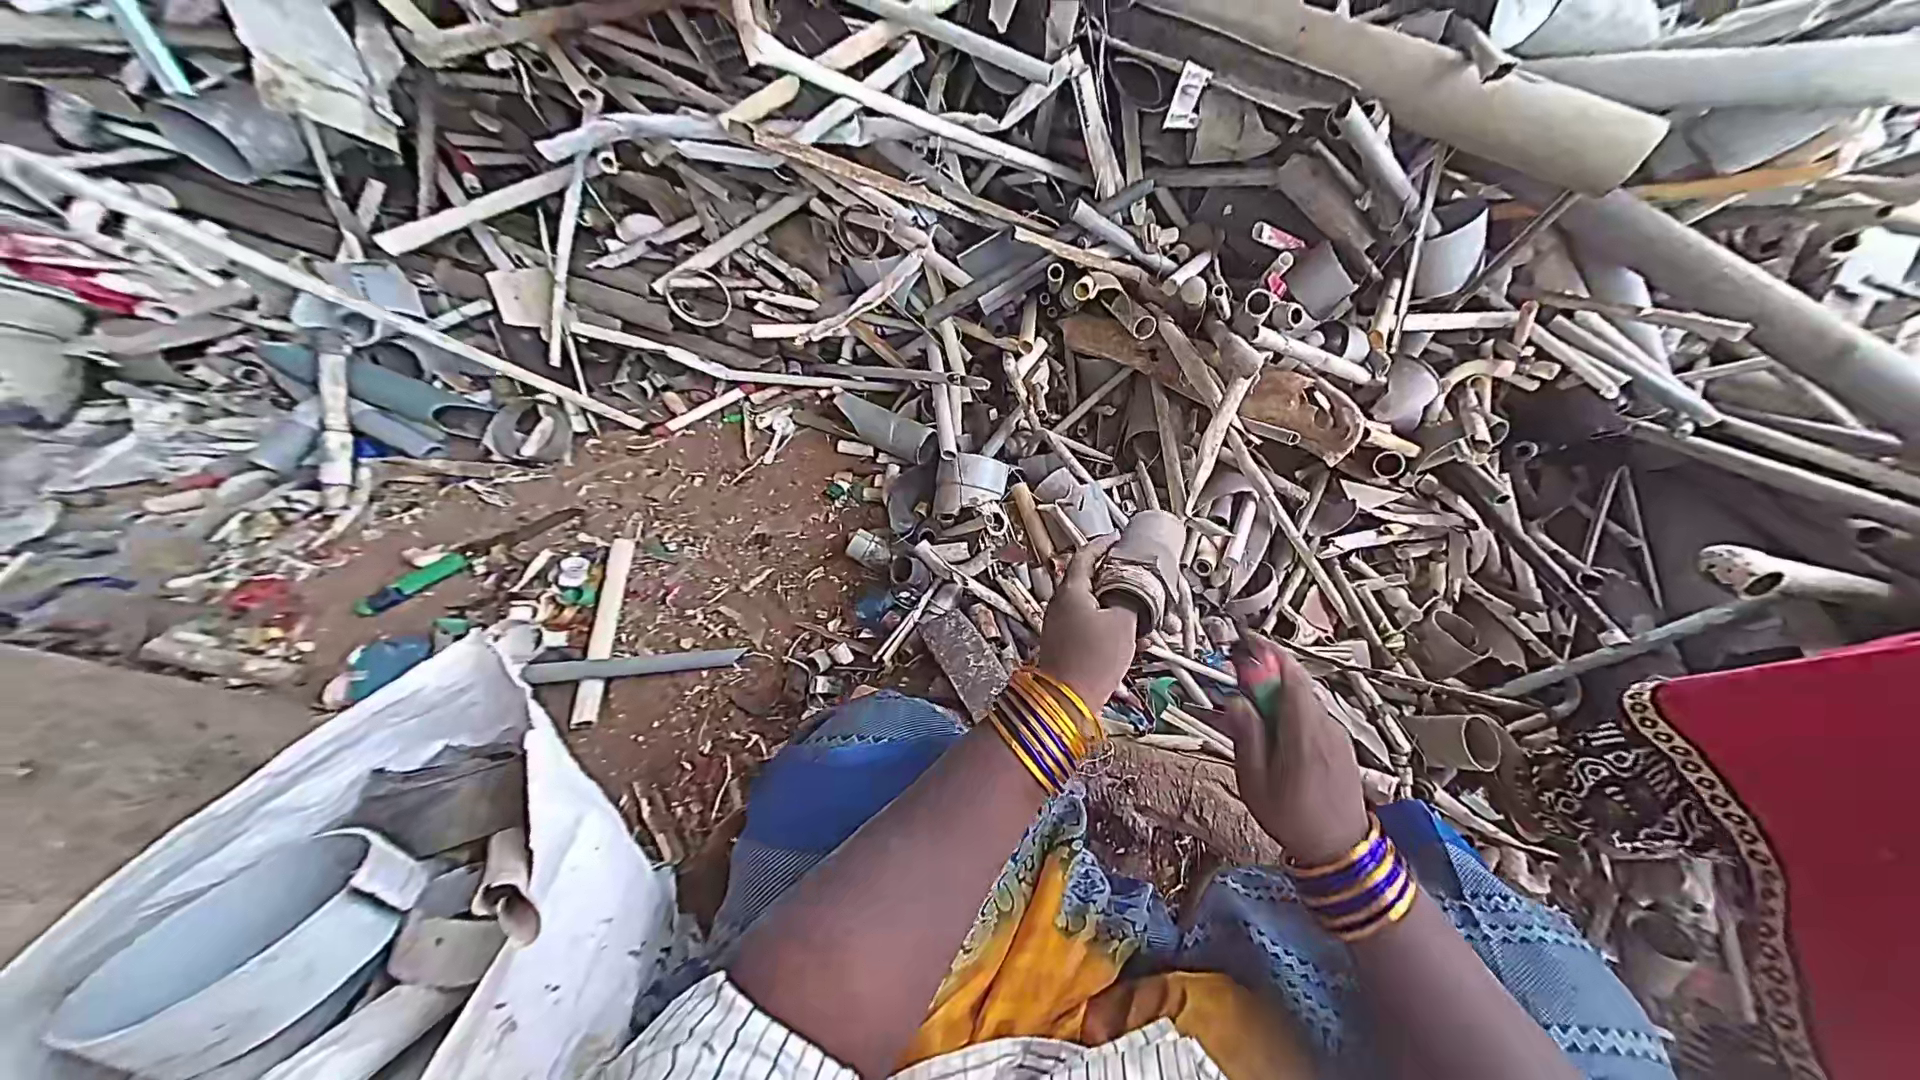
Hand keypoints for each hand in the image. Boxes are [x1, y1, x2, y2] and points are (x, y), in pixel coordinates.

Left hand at [1035, 534, 1138, 707]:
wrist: (1067, 700)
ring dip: (1118, 608)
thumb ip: (1129, 598)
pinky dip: (1110, 627)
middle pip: (1090, 579)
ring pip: (1094, 604)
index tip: (1118, 541)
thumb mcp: (1122, 624)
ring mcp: (1061, 623)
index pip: (1085, 555)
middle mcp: (1061, 603)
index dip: (1103, 545)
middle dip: (1117, 580)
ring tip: (1141, 620)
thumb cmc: (1091, 661)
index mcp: (1071, 591)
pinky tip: (1131, 642)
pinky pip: (1091, 625)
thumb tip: (1132, 588)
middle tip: (1137, 580)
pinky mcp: (1066, 642)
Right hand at [1218, 634, 1370, 863]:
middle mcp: (1326, 728)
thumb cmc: (1296, 819)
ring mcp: (1337, 735)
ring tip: (1253, 704)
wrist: (1339, 849)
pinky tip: (1275, 724)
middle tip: (1240, 673)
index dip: (1266, 655)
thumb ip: (1247, 735)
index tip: (1246, 645)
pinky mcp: (1340, 744)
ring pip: (1305, 696)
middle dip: (1267, 671)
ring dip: (1278, 691)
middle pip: (1297, 682)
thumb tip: (1236, 703)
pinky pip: (1312, 712)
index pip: (1290, 676)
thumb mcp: (1255, 779)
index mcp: (1305, 733)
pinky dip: (1291, 707)